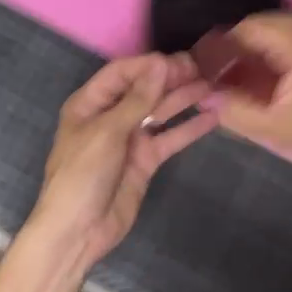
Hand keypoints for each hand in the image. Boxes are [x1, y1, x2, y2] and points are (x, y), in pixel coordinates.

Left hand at [23, 54, 217, 271]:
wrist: (78, 230)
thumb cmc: (82, 174)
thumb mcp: (107, 132)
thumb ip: (136, 99)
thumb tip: (160, 65)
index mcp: (89, 104)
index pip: (120, 73)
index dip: (147, 65)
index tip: (177, 61)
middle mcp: (110, 117)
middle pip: (143, 90)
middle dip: (170, 79)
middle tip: (203, 69)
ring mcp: (129, 139)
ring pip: (159, 112)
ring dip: (183, 99)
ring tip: (213, 86)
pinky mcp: (145, 161)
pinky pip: (169, 139)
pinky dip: (189, 128)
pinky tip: (213, 117)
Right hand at [215, 14, 291, 201]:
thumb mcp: (278, 129)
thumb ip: (235, 109)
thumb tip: (205, 94)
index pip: (248, 27)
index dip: (221, 46)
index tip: (203, 71)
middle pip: (266, 28)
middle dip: (239, 52)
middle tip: (219, 82)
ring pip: (284, 37)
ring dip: (260, 57)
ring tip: (242, 89)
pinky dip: (282, 61)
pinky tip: (272, 90)